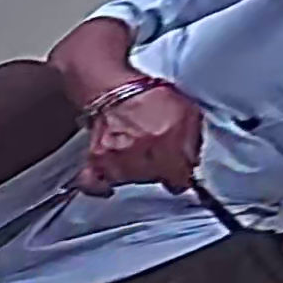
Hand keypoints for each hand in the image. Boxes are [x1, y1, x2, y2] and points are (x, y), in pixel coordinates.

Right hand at [78, 83, 201, 194]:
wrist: (119, 94)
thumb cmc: (153, 100)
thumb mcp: (188, 115)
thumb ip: (190, 142)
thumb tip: (188, 165)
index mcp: (166, 139)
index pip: (176, 173)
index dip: (181, 179)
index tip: (182, 183)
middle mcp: (136, 152)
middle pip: (150, 178)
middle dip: (158, 173)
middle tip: (161, 166)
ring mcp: (112, 158)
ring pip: (125, 181)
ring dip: (134, 177)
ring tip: (139, 167)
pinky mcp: (93, 160)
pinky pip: (92, 182)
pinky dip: (99, 188)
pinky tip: (107, 187)